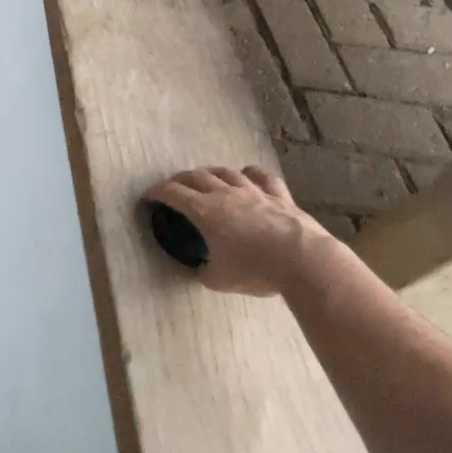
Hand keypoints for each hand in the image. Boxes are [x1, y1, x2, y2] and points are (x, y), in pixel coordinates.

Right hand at [143, 166, 338, 296]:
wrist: (304, 262)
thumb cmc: (255, 269)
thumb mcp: (220, 280)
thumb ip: (206, 272)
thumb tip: (203, 270)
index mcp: (204, 211)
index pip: (171, 193)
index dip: (155, 192)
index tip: (147, 197)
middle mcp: (225, 194)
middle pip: (195, 176)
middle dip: (179, 179)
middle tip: (173, 188)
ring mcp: (254, 192)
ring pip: (226, 172)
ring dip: (210, 172)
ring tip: (205, 177)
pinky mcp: (279, 197)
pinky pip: (262, 177)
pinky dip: (250, 173)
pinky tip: (247, 174)